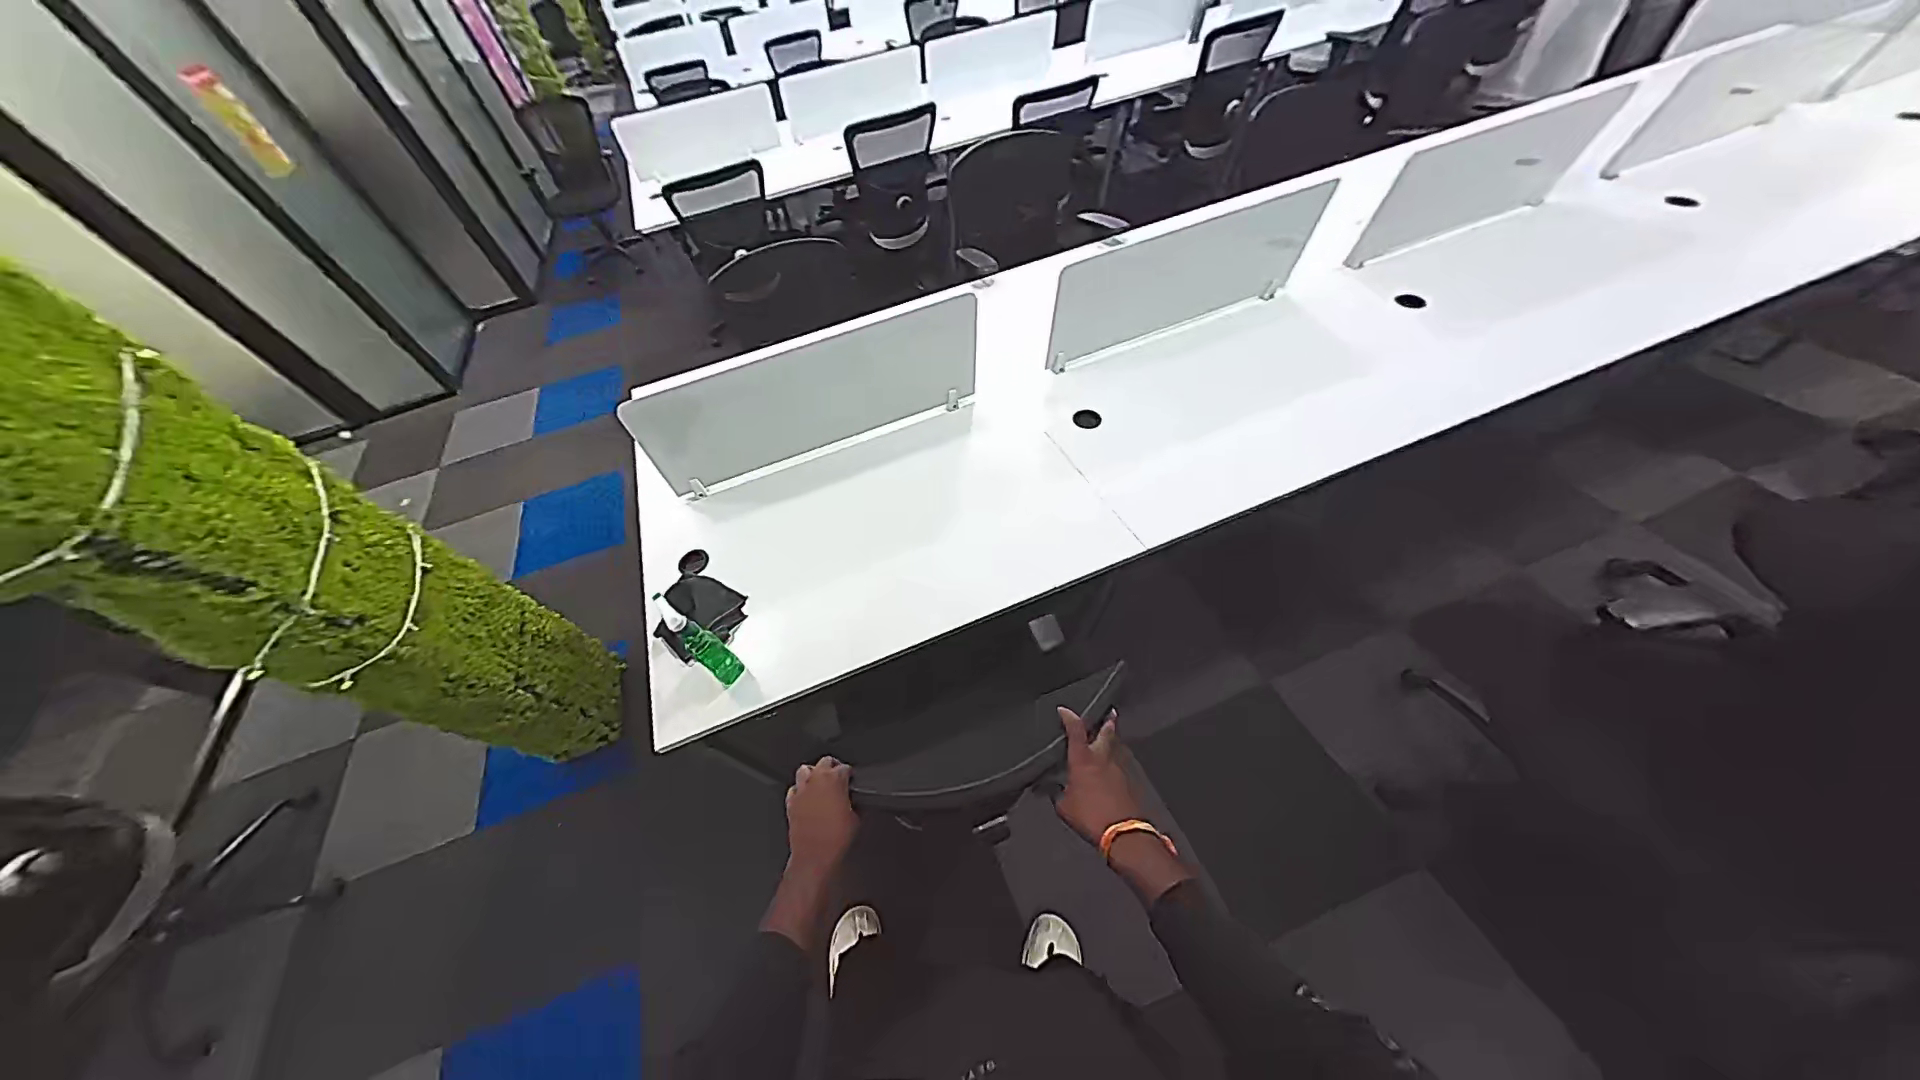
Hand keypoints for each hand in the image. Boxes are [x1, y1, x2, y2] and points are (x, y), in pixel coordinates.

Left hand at [785, 756, 857, 872]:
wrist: (814, 858)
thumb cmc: (835, 840)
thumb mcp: (855, 819)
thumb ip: (854, 803)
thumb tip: (852, 802)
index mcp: (834, 780)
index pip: (844, 767)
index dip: (850, 773)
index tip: (851, 778)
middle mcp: (816, 781)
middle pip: (824, 761)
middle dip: (832, 766)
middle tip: (838, 776)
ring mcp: (801, 791)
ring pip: (805, 770)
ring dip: (814, 774)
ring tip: (820, 783)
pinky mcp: (790, 803)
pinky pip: (794, 789)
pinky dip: (800, 790)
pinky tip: (806, 798)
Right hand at [1052, 707, 1144, 842]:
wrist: (1124, 832)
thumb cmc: (1090, 816)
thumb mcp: (1063, 806)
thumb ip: (1056, 792)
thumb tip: (1050, 787)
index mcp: (1083, 758)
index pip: (1075, 729)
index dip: (1069, 717)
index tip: (1064, 710)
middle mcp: (1102, 757)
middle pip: (1106, 731)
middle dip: (1106, 720)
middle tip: (1108, 712)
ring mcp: (1119, 768)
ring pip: (1115, 747)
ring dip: (1111, 741)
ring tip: (1107, 739)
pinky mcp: (1130, 781)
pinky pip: (1120, 764)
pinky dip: (1114, 761)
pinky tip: (1110, 768)